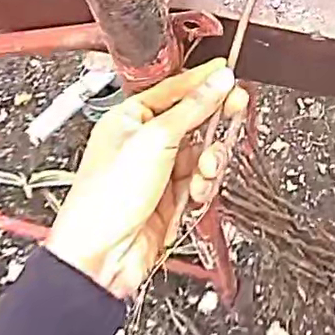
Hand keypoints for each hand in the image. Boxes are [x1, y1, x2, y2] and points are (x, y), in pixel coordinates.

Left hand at [44, 57, 249, 296]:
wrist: (99, 263)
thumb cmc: (104, 202)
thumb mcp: (156, 140)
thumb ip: (195, 106)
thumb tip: (221, 78)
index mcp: (131, 119)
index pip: (176, 88)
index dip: (204, 80)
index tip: (229, 71)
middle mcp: (146, 141)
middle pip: (196, 117)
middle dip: (216, 118)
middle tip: (236, 107)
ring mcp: (161, 168)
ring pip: (206, 147)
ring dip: (211, 158)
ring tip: (205, 167)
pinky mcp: (174, 193)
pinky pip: (204, 175)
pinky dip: (206, 182)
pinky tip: (197, 190)